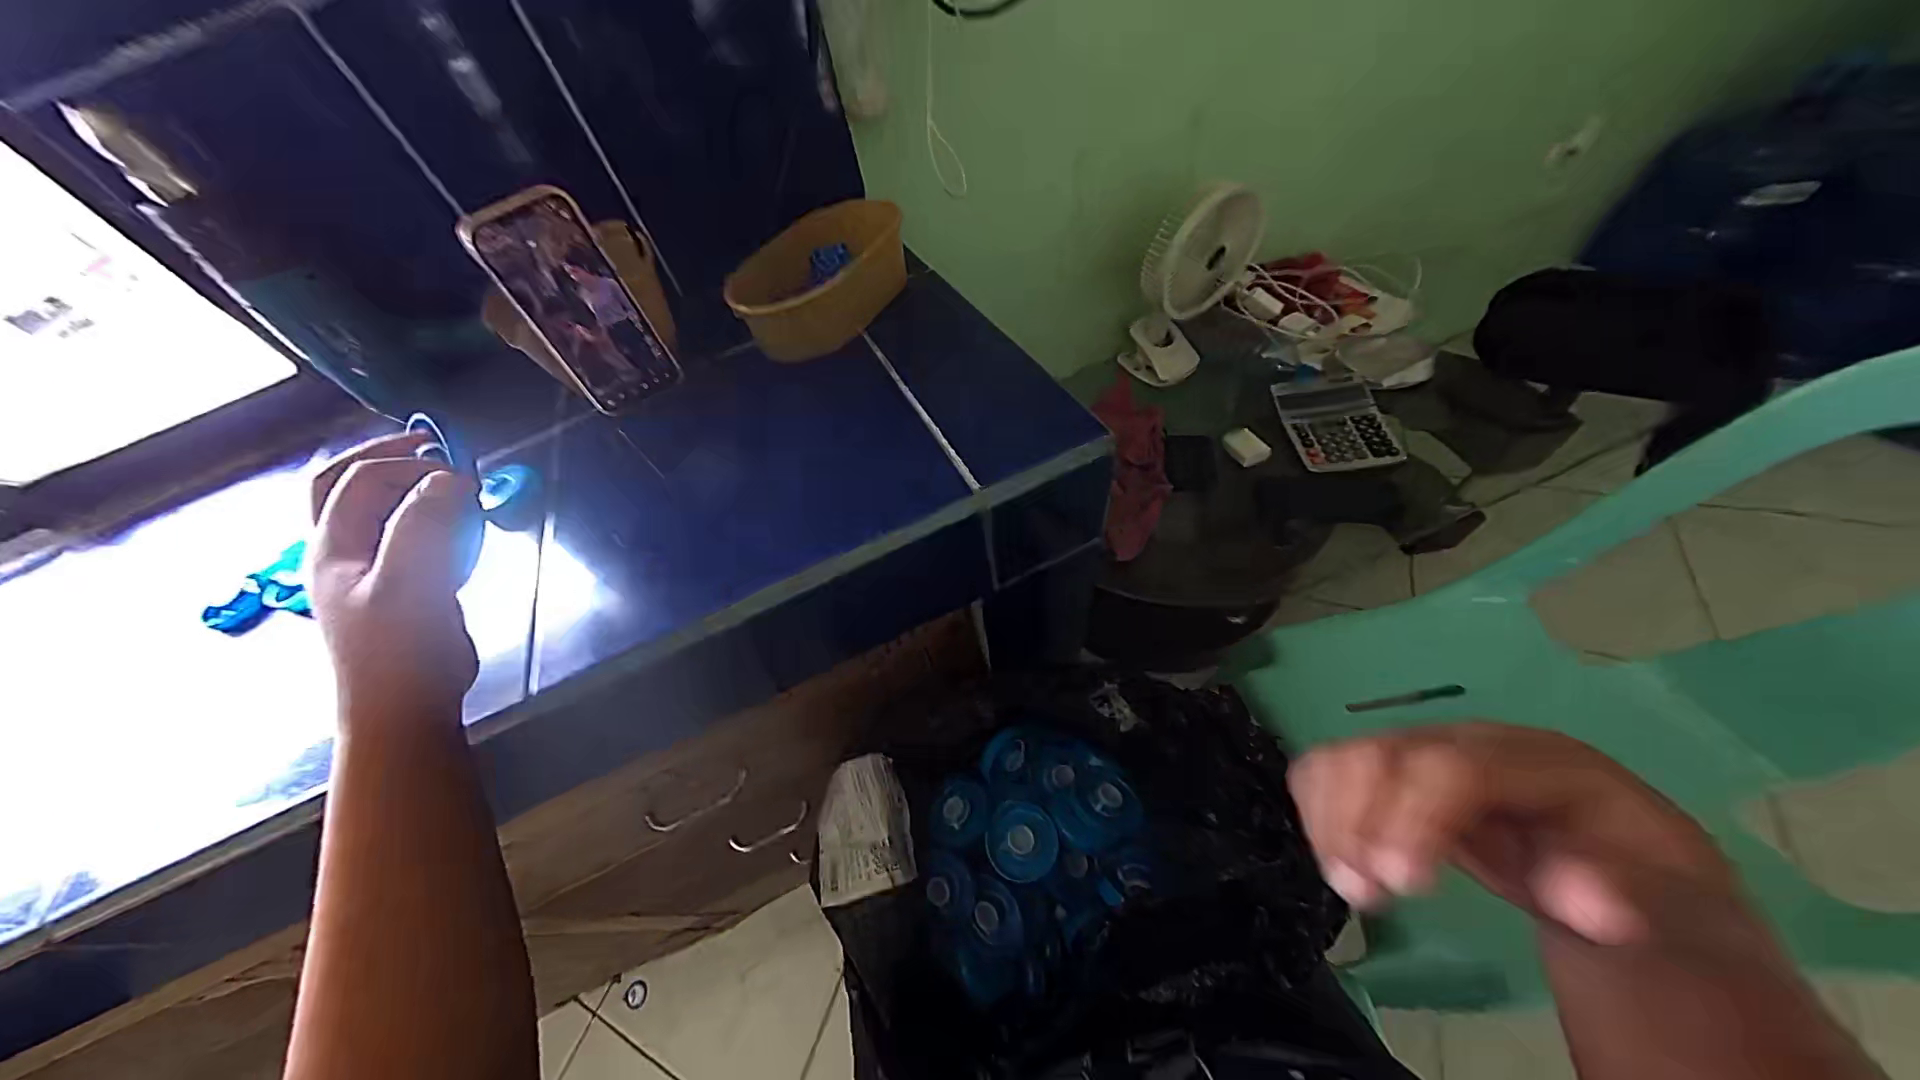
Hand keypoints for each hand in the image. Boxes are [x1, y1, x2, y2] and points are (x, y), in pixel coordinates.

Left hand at [310, 432, 479, 723]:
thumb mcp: (411, 583)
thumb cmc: (401, 649)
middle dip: (387, 457)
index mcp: (333, 548)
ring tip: (452, 482)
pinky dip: (433, 520)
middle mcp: (344, 553)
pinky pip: (411, 538)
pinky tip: (461, 529)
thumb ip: (425, 526)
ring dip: (412, 488)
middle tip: (431, 444)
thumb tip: (451, 479)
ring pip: (380, 512)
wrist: (407, 705)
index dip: (407, 464)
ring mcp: (372, 572)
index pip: (360, 481)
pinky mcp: (404, 588)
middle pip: (348, 486)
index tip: (458, 472)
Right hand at [1288, 723, 1740, 946]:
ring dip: (1328, 819)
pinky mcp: (1391, 771)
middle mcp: (1469, 742)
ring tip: (1349, 882)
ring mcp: (1422, 751)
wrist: (1614, 872)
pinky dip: (1317, 810)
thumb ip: (1627, 892)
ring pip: (1344, 756)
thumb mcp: (1671, 900)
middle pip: (1384, 753)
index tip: (1399, 883)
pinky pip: (1329, 770)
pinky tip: (1337, 855)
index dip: (1417, 816)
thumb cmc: (1643, 887)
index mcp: (1542, 761)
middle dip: (1357, 820)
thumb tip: (1581, 902)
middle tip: (1362, 891)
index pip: (1457, 766)